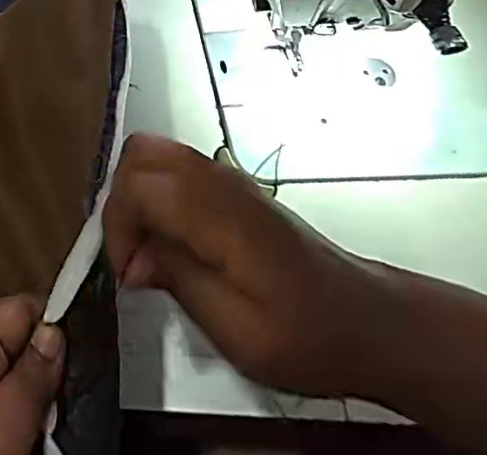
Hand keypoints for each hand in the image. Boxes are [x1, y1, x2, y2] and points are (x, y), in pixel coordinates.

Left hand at [0, 295, 65, 454]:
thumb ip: (29, 378)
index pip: (18, 308)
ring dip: (45, 400)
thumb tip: (56, 330)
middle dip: (52, 367)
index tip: (90, 346)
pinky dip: (33, 422)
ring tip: (62, 425)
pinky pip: (13, 410)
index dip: (55, 322)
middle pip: (22, 343)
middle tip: (76, 400)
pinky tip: (45, 440)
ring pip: (23, 380)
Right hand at [103, 135, 401, 396]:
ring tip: (144, 246)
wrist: (367, 320)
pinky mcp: (230, 185)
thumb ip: (177, 281)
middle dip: (119, 201)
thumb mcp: (238, 331)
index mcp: (222, 215)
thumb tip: (132, 260)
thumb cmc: (308, 335)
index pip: (140, 184)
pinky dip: (153, 190)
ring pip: (154, 151)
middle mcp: (221, 182)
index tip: (128, 272)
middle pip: (140, 153)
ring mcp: (226, 177)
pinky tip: (167, 236)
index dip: (118, 225)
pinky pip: (173, 164)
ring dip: (134, 193)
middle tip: (130, 253)